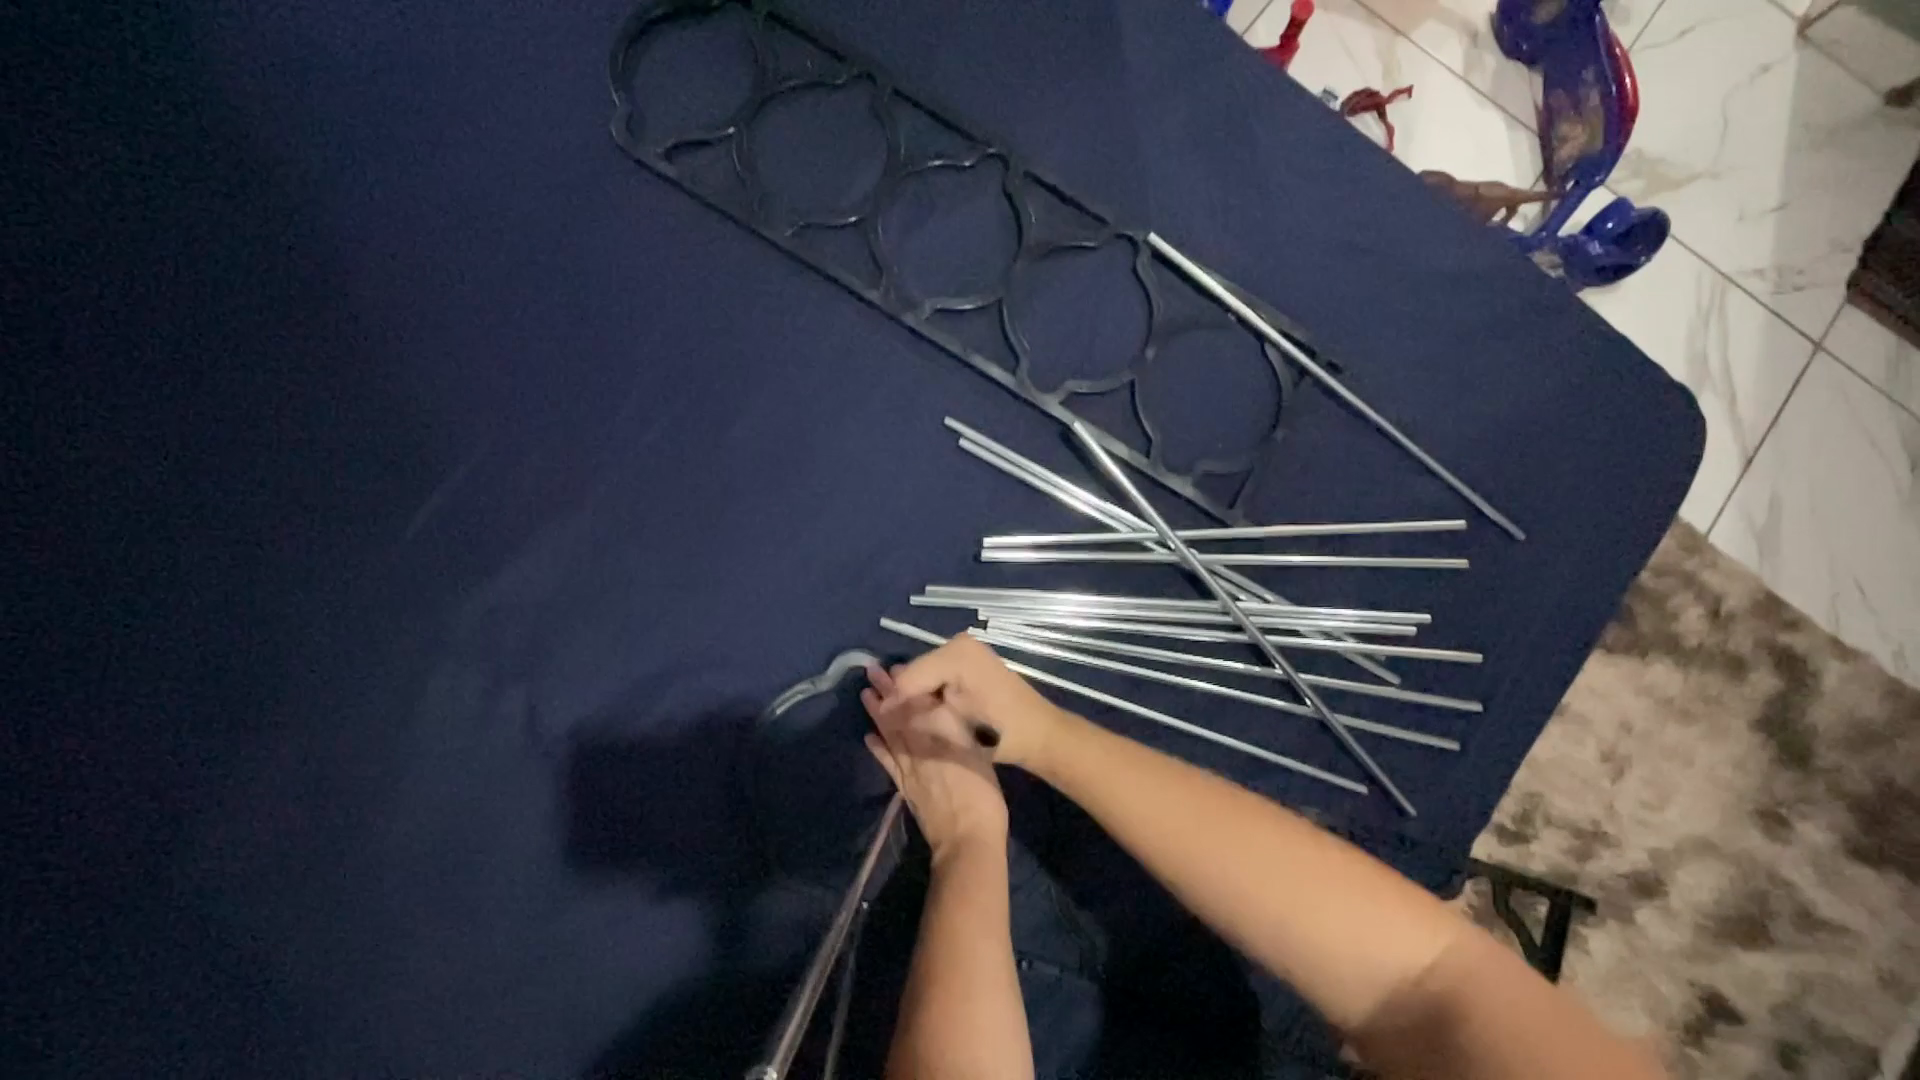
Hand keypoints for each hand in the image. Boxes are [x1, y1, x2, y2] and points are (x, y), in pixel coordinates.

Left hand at [862, 664, 1007, 861]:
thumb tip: (942, 708)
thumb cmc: (984, 794)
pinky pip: (887, 762)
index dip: (907, 684)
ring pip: (888, 733)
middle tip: (872, 671)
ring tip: (865, 694)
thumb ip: (957, 729)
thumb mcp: (978, 751)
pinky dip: (876, 748)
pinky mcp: (905, 786)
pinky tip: (868, 737)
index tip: (896, 668)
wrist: (967, 837)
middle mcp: (920, 744)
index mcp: (941, 733)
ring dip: (876, 713)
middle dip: (886, 691)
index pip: (920, 701)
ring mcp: (909, 766)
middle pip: (900, 713)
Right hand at [882, 636, 1069, 770]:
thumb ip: (915, 714)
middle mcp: (960, 644)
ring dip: (915, 695)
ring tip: (901, 716)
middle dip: (903, 696)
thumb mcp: (952, 724)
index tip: (881, 720)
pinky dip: (930, 691)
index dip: (894, 700)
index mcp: (957, 654)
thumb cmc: (998, 731)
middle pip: (917, 671)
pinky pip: (939, 674)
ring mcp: (967, 651)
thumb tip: (884, 710)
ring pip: (926, 673)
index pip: (910, 676)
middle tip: (887, 719)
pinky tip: (924, 709)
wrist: (1038, 733)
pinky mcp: (971, 662)